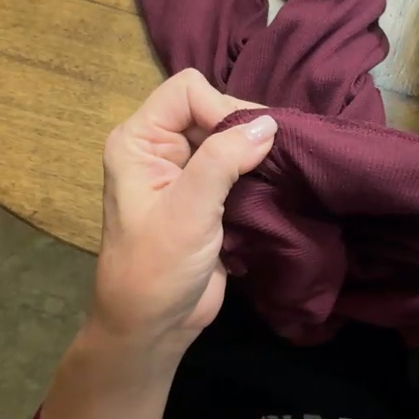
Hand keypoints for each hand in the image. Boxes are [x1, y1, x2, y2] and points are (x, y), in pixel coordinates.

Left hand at [88, 69, 276, 354]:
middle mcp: (158, 148)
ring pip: (227, 136)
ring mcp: (183, 171)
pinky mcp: (206, 195)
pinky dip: (257, 169)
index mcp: (138, 141)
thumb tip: (269, 123)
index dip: (222, 108)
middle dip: (243, 127)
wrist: (153, 326)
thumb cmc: (156, 268)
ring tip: (280, 167)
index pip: (186, 92)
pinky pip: (236, 164)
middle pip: (209, 108)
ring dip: (254, 150)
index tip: (252, 143)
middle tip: (275, 156)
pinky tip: (275, 181)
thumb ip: (223, 160)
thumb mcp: (187, 211)